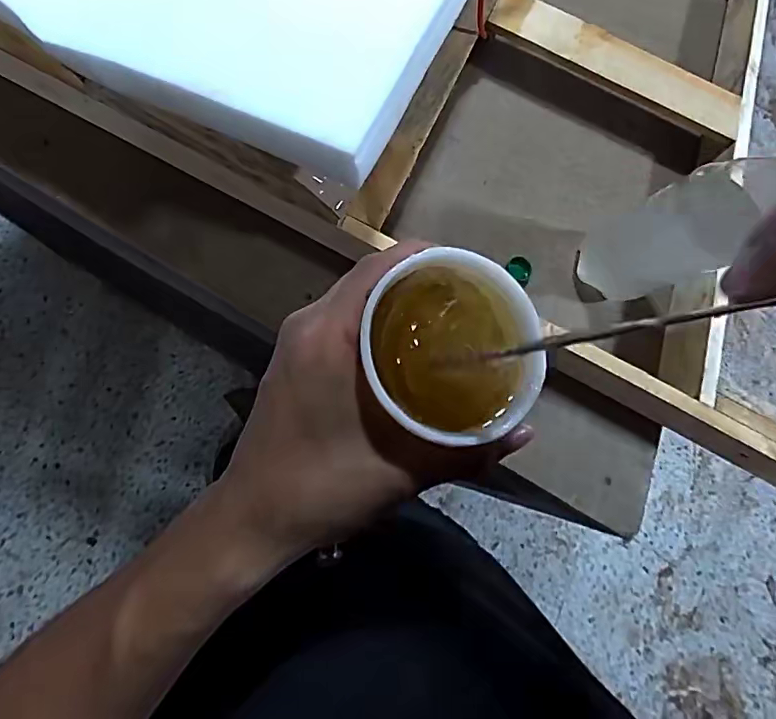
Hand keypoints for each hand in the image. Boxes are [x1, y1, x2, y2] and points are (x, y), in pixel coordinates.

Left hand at [212, 242, 532, 557]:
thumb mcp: (402, 470)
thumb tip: (523, 432)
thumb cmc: (323, 488)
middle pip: (366, 277)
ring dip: (392, 298)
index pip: (376, 268)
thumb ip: (465, 449)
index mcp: (327, 333)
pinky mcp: (292, 356)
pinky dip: (371, 318)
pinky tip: (401, 343)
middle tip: (463, 296)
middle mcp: (307, 322)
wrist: (252, 517)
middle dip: (415, 277)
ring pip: (352, 297)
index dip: (422, 257)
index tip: (465, 269)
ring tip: (440, 315)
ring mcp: (295, 338)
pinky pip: (339, 317)